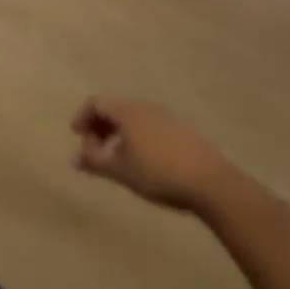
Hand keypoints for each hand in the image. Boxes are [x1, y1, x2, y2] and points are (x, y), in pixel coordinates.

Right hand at [71, 97, 241, 212]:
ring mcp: (169, 118)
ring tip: (118, 156)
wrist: (214, 185)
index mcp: (127, 111)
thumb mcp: (119, 170)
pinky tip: (143, 159)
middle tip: (95, 148)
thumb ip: (94, 161)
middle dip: (100, 126)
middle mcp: (146, 107)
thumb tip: (75, 159)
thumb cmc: (158, 173)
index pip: (96, 103)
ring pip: (135, 118)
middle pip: (115, 108)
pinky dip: (138, 137)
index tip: (77, 136)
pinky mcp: (185, 132)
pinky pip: (152, 126)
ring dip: (120, 132)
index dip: (82, 117)